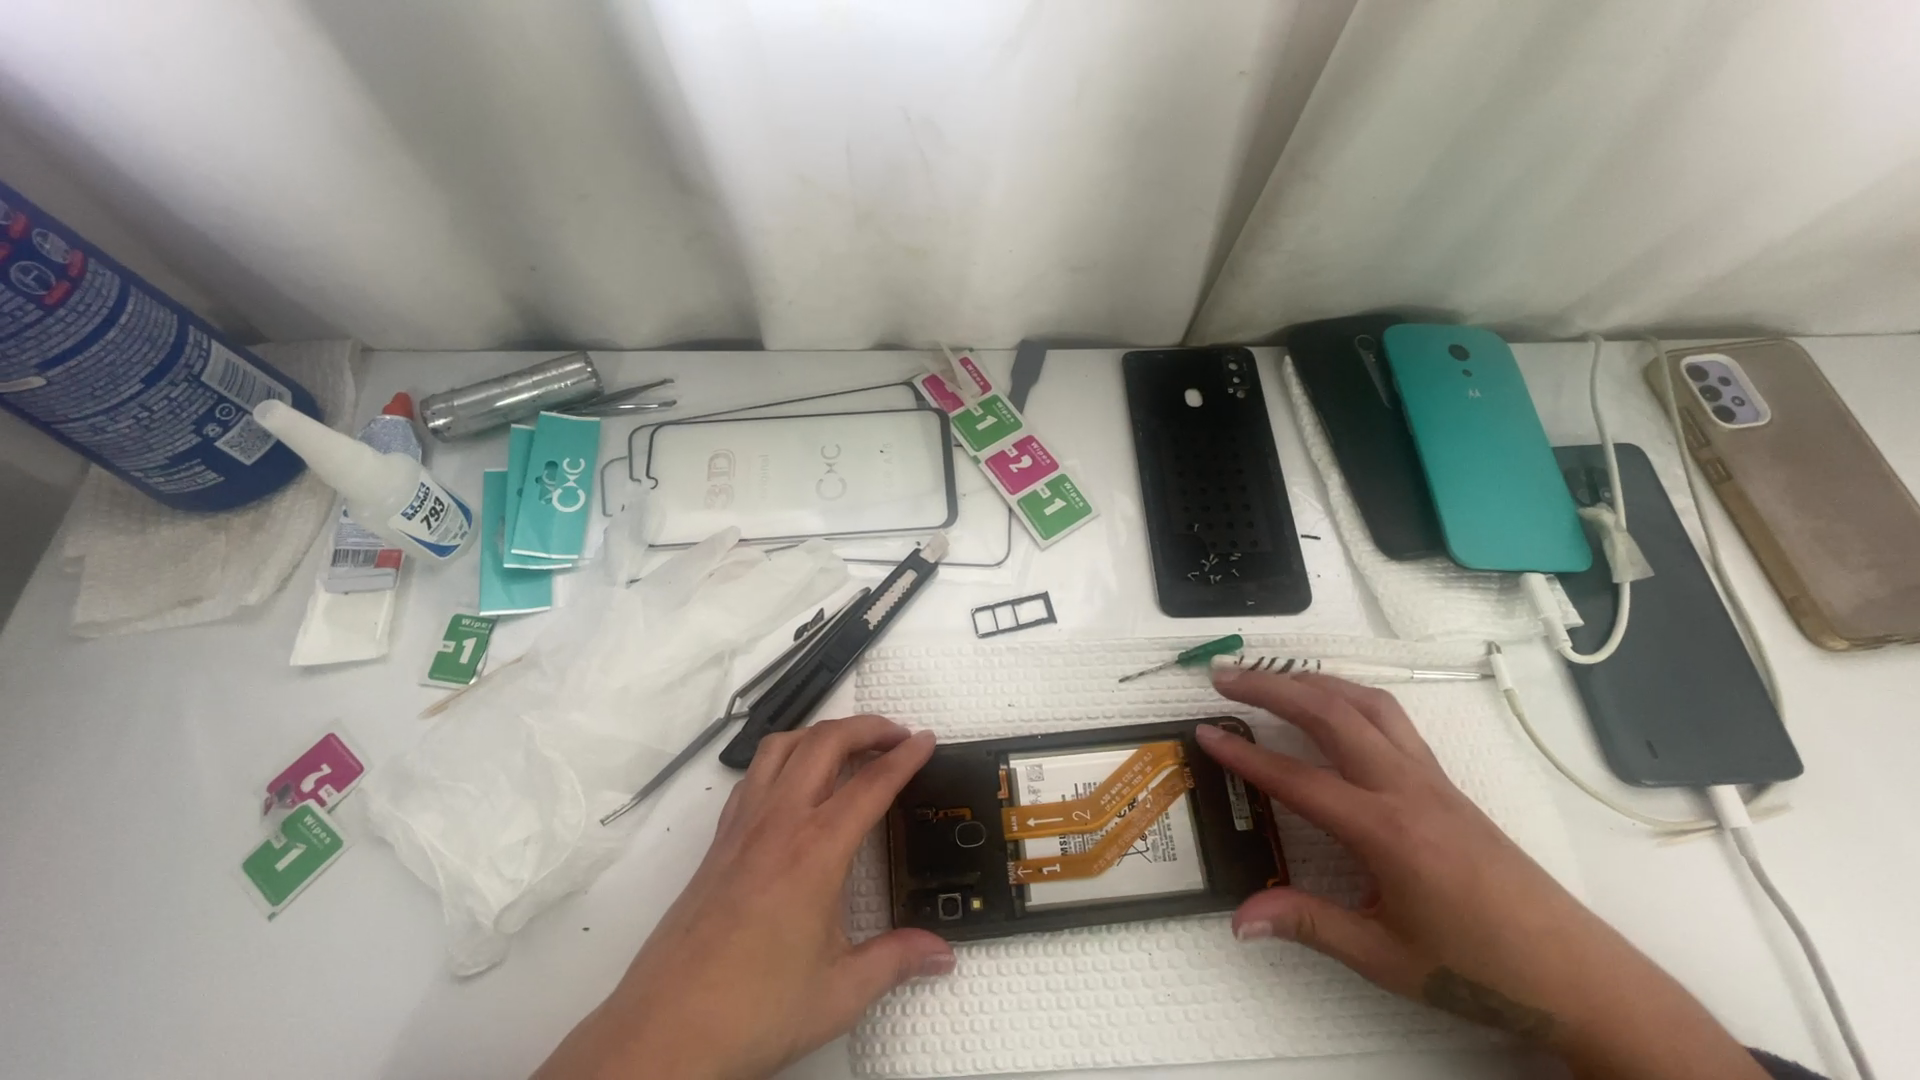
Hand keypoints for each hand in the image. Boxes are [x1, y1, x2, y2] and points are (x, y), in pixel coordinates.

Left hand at [536, 715, 952, 1079]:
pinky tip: (794, 783)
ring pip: (781, 747)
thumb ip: (896, 960)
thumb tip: (942, 953)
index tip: (926, 740)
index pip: (871, 784)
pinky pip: (753, 776)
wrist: (666, 1030)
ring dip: (820, 733)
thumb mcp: (840, 991)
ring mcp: (741, 828)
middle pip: (824, 743)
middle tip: (896, 735)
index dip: (905, 756)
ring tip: (848, 745)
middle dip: (866, 727)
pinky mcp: (717, 843)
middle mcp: (777, 823)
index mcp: (815, 851)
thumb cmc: (753, 1009)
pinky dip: (782, 758)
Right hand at [1199, 670, 1764, 1079]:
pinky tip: (1335, 705)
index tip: (1206, 733)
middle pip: (1330, 715)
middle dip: (1271, 688)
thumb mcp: (1383, 955)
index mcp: (1385, 831)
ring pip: (1367, 705)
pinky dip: (1352, 697)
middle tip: (1224, 677)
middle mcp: (1407, 789)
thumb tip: (1239, 919)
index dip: (1245, 756)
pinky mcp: (1447, 784)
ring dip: (1315, 681)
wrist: (1576, 974)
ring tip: (1271, 676)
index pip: (1297, 779)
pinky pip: (1393, 720)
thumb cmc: (1479, 968)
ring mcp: (1431, 780)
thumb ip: (1306, 922)